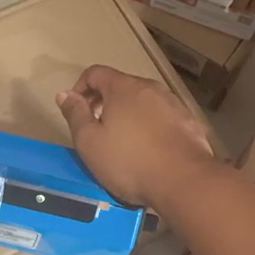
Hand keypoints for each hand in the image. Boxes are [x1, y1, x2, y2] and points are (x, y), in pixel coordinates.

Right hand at [56, 65, 219, 208]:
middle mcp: (150, 88)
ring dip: (128, 114)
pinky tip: (149, 151)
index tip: (76, 110)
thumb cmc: (129, 161)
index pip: (95, 73)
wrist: (184, 181)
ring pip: (143, 101)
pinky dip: (150, 126)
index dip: (80, 88)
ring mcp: (173, 104)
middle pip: (121, 86)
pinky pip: (162, 117)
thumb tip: (65, 94)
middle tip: (96, 129)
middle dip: (104, 102)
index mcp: (123, 88)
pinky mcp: (189, 122)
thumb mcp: (89, 142)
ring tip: (123, 142)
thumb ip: (75, 114)